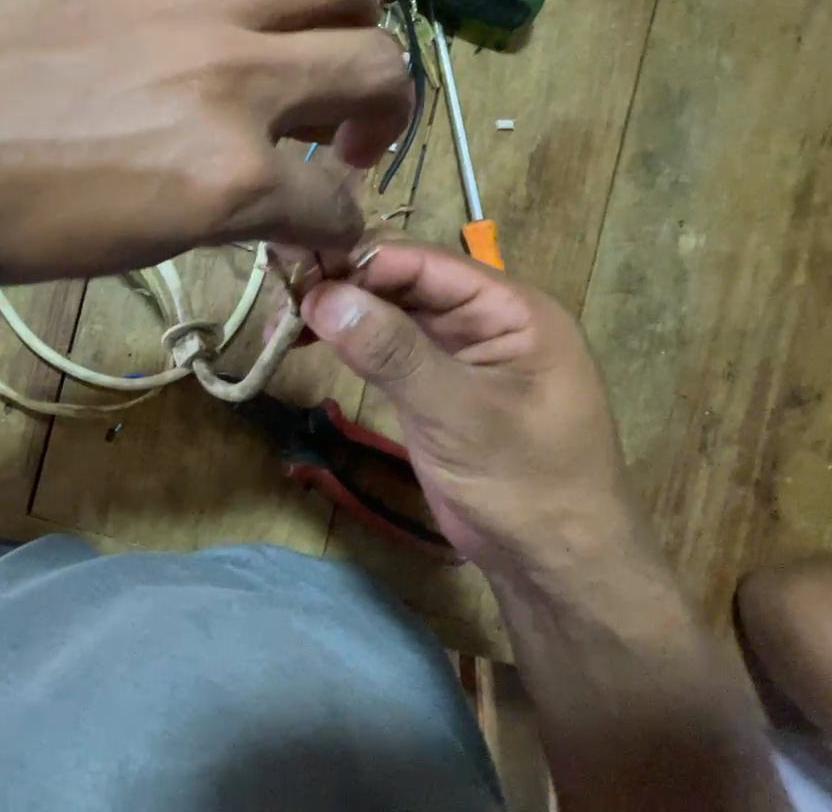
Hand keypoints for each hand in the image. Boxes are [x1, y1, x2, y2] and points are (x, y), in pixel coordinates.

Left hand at [0, 0, 411, 283]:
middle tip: (344, 138)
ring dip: (356, 12)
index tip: (325, 230)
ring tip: (330, 37)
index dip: (340, 228)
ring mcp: (191, 6)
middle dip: (384, 114)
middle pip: (372, 69)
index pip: (330, 206)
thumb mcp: (144, 243)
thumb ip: (229, 214)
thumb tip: (275, 199)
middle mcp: (234, 81)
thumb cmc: (23, 224)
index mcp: (229, 179)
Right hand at [299, 239, 638, 572]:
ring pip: (388, 313)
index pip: (424, 263)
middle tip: (277, 298)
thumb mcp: (459, 413)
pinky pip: (385, 347)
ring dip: (338, 313)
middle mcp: (484, 318)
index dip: (359, 263)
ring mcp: (457, 351)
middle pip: (402, 282)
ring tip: (280, 321)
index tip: (296, 275)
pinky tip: (307, 342)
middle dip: (342, 286)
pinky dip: (348, 342)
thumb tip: (322, 296)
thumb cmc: (525, 485)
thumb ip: (393, 352)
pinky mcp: (433, 384)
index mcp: (511, 308)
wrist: (554, 567)